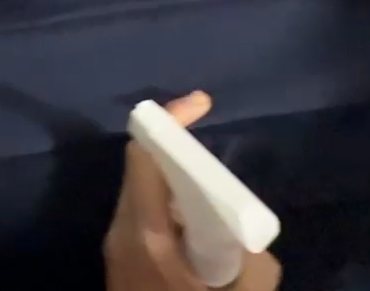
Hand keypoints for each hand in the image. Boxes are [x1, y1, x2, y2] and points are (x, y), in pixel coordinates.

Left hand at [105, 92, 280, 290]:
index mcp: (142, 232)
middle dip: (180, 153)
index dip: (169, 117)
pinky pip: (144, 217)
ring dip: (178, 184)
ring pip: (143, 191)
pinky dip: (171, 210)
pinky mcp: (120, 265)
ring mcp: (115, 249)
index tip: (202, 104)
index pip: (142, 151)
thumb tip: (252, 237)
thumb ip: (254, 261)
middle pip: (142, 165)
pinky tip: (200, 235)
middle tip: (216, 165)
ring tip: (215, 204)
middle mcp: (119, 232)